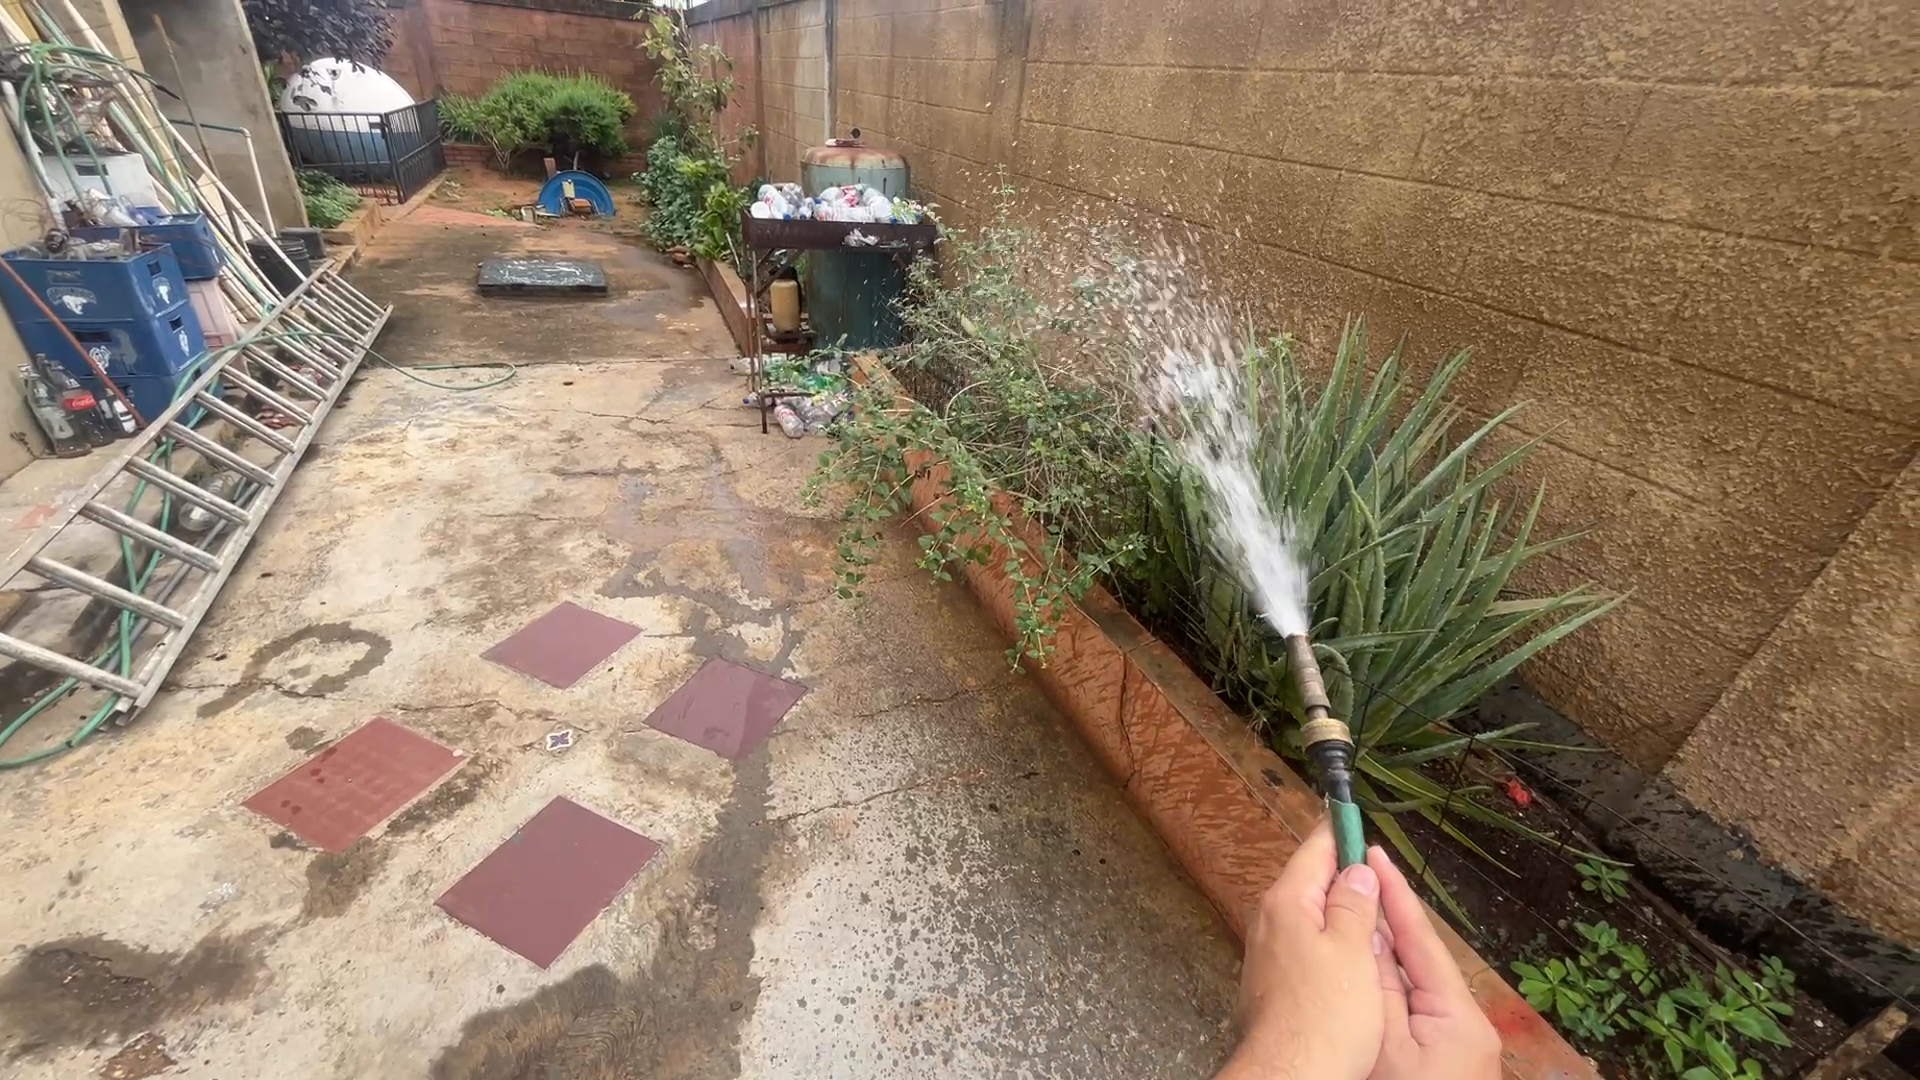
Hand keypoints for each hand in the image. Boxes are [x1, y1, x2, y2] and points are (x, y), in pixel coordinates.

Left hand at [1219, 819, 1385, 1079]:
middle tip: (1371, 866)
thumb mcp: (1352, 952)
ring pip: (1305, 911)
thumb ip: (1354, 906)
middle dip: (1339, 873)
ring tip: (1367, 907)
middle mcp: (1268, 915)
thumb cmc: (1325, 1014)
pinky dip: (1324, 935)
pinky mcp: (1270, 973)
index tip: (1350, 814)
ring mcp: (1265, 945)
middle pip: (1307, 879)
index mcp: (1287, 901)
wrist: (1289, 1070)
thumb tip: (1356, 869)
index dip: (1336, 833)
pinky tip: (1346, 952)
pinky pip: (1300, 939)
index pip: (1313, 851)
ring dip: (1335, 907)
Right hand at [1368, 848, 1502, 1079]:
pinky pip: (1399, 994)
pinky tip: (1353, 950)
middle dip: (1381, 910)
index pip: (1421, 936)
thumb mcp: (1380, 1035)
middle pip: (1414, 951)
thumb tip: (1365, 922)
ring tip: (1345, 897)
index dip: (1395, 890)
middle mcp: (1461, 1020)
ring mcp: (1448, 1036)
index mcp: (1458, 1014)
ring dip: (1374, 938)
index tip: (1371, 847)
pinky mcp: (1431, 1048)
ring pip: (1404, 972)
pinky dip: (1375, 969)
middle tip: (1348, 867)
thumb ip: (1375, 976)